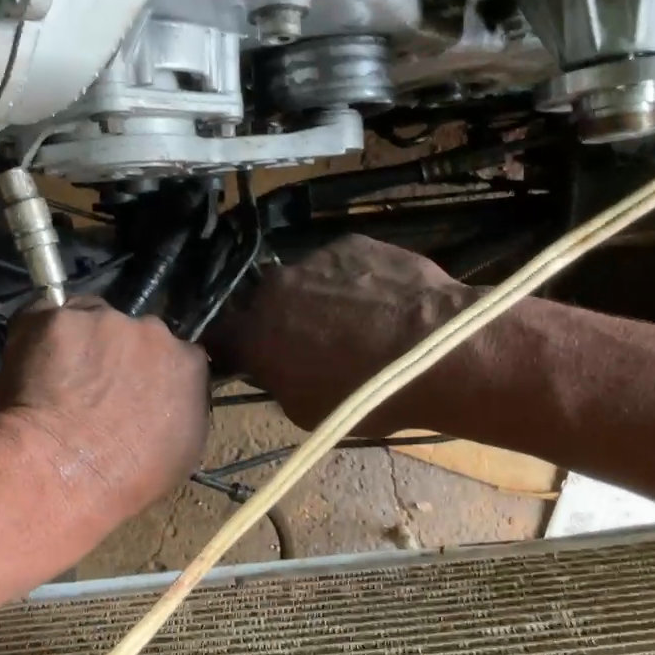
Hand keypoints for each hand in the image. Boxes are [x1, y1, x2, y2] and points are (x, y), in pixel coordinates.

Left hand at [0, 297, 209, 527]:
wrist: (64, 470)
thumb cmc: (127, 477)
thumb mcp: (182, 452)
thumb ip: (183, 408)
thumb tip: (169, 399)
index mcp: (188, 363)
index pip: (172, 355)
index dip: (148, 372)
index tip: (130, 392)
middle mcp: (152, 330)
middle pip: (132, 333)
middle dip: (115, 353)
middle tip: (91, 389)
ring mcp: (102, 319)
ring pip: (89, 319)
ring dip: (77, 342)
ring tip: (54, 380)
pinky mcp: (54, 317)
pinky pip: (43, 316)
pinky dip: (36, 336)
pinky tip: (28, 367)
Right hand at [208, 236, 474, 434]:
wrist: (435, 353)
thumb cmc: (365, 397)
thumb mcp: (305, 411)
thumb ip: (276, 381)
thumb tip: (273, 366)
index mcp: (253, 333)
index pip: (219, 334)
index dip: (232, 344)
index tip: (246, 354)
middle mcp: (273, 288)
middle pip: (265, 301)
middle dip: (280, 317)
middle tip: (312, 339)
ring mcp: (313, 259)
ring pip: (304, 279)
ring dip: (318, 297)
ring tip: (358, 320)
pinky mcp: (351, 243)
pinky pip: (340, 264)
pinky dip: (352, 280)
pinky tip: (382, 300)